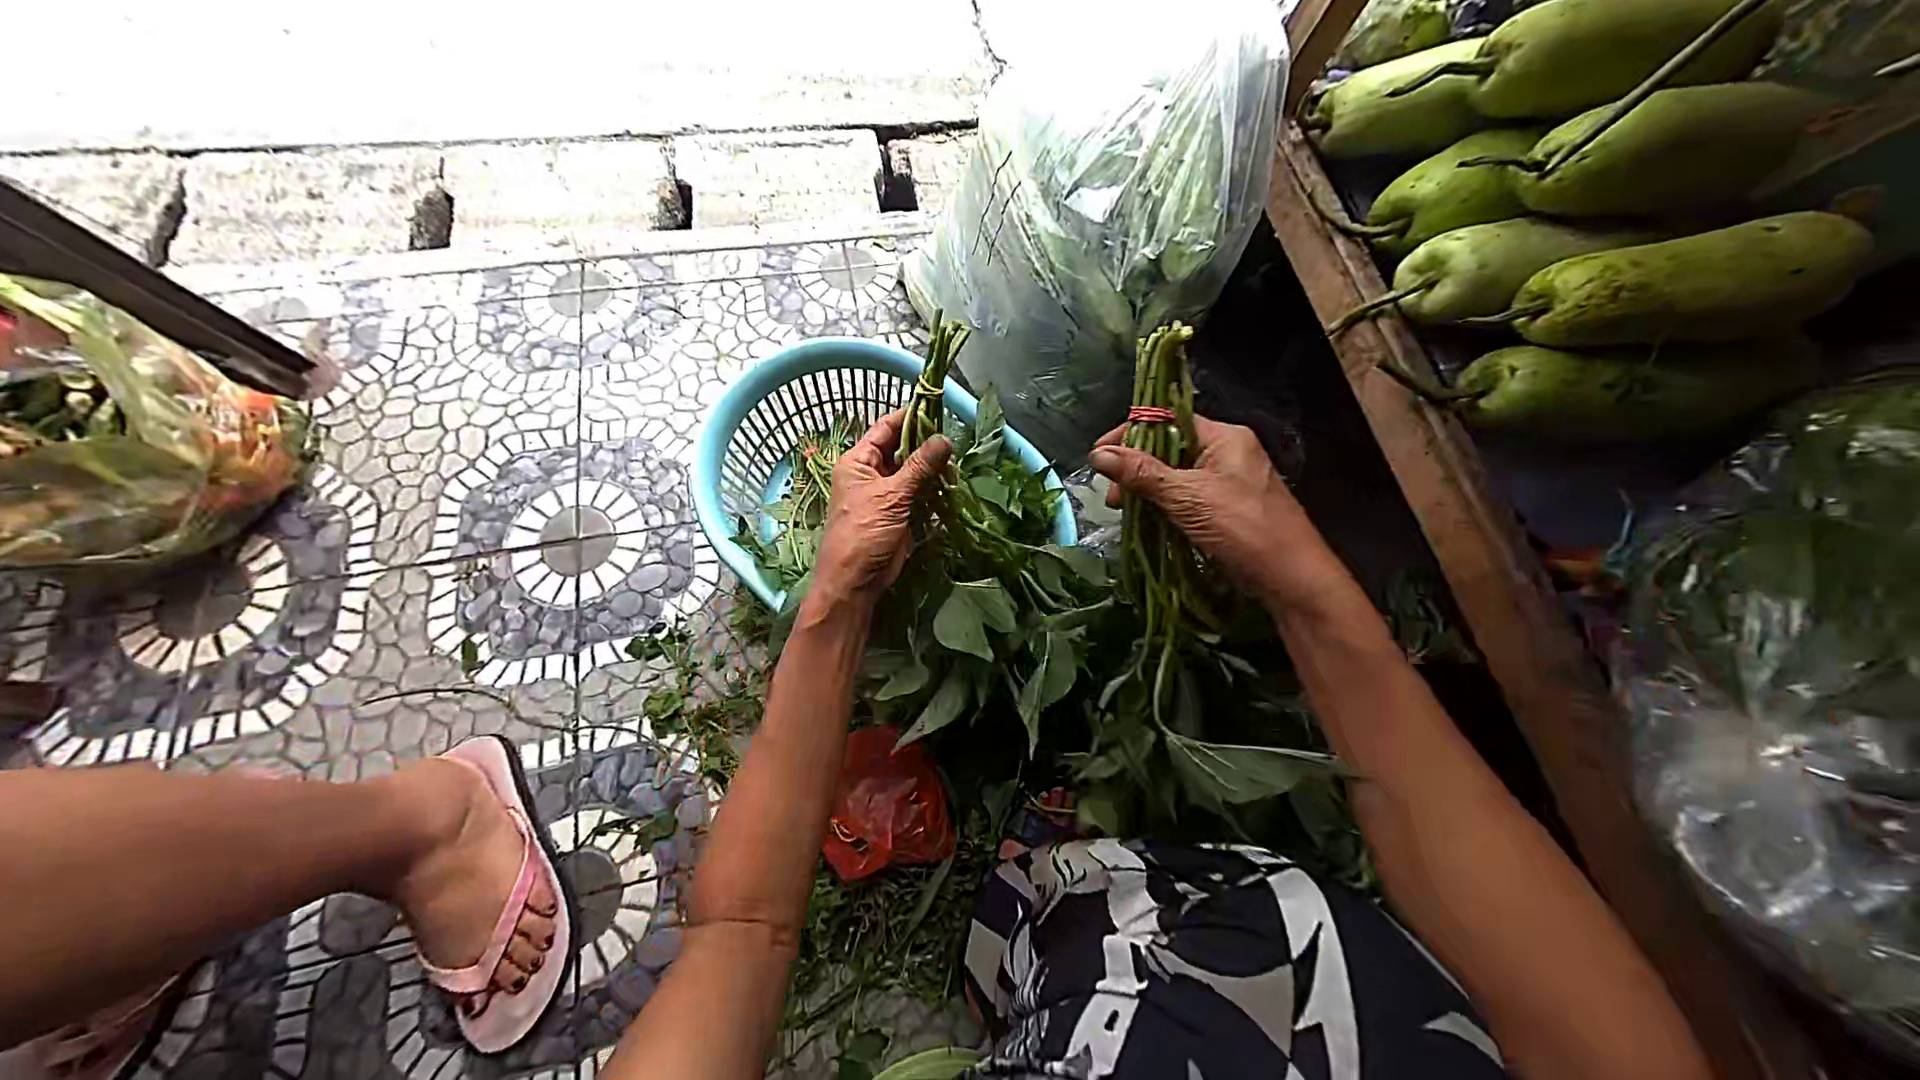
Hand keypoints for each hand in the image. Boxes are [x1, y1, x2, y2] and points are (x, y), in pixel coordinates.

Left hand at [807, 409, 951, 614]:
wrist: (856, 580)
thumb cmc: (864, 533)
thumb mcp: (892, 495)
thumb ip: (920, 466)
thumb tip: (944, 439)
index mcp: (859, 461)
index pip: (886, 429)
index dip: (910, 417)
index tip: (936, 407)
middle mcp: (871, 473)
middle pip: (902, 449)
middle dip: (927, 444)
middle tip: (955, 437)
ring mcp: (887, 494)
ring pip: (914, 472)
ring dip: (934, 468)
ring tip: (957, 462)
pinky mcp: (900, 513)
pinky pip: (920, 493)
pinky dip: (935, 489)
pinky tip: (953, 483)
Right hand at [1088, 415, 1353, 616]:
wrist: (1291, 578)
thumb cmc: (1244, 528)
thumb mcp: (1187, 496)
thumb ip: (1142, 473)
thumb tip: (1097, 455)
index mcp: (1223, 437)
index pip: (1167, 419)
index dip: (1129, 434)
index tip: (1098, 457)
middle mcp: (1224, 453)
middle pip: (1166, 448)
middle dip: (1134, 467)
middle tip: (1113, 496)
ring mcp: (1224, 483)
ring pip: (1172, 476)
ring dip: (1145, 490)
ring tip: (1124, 511)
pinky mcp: (1222, 510)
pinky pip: (1183, 499)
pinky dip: (1161, 506)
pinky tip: (1144, 520)